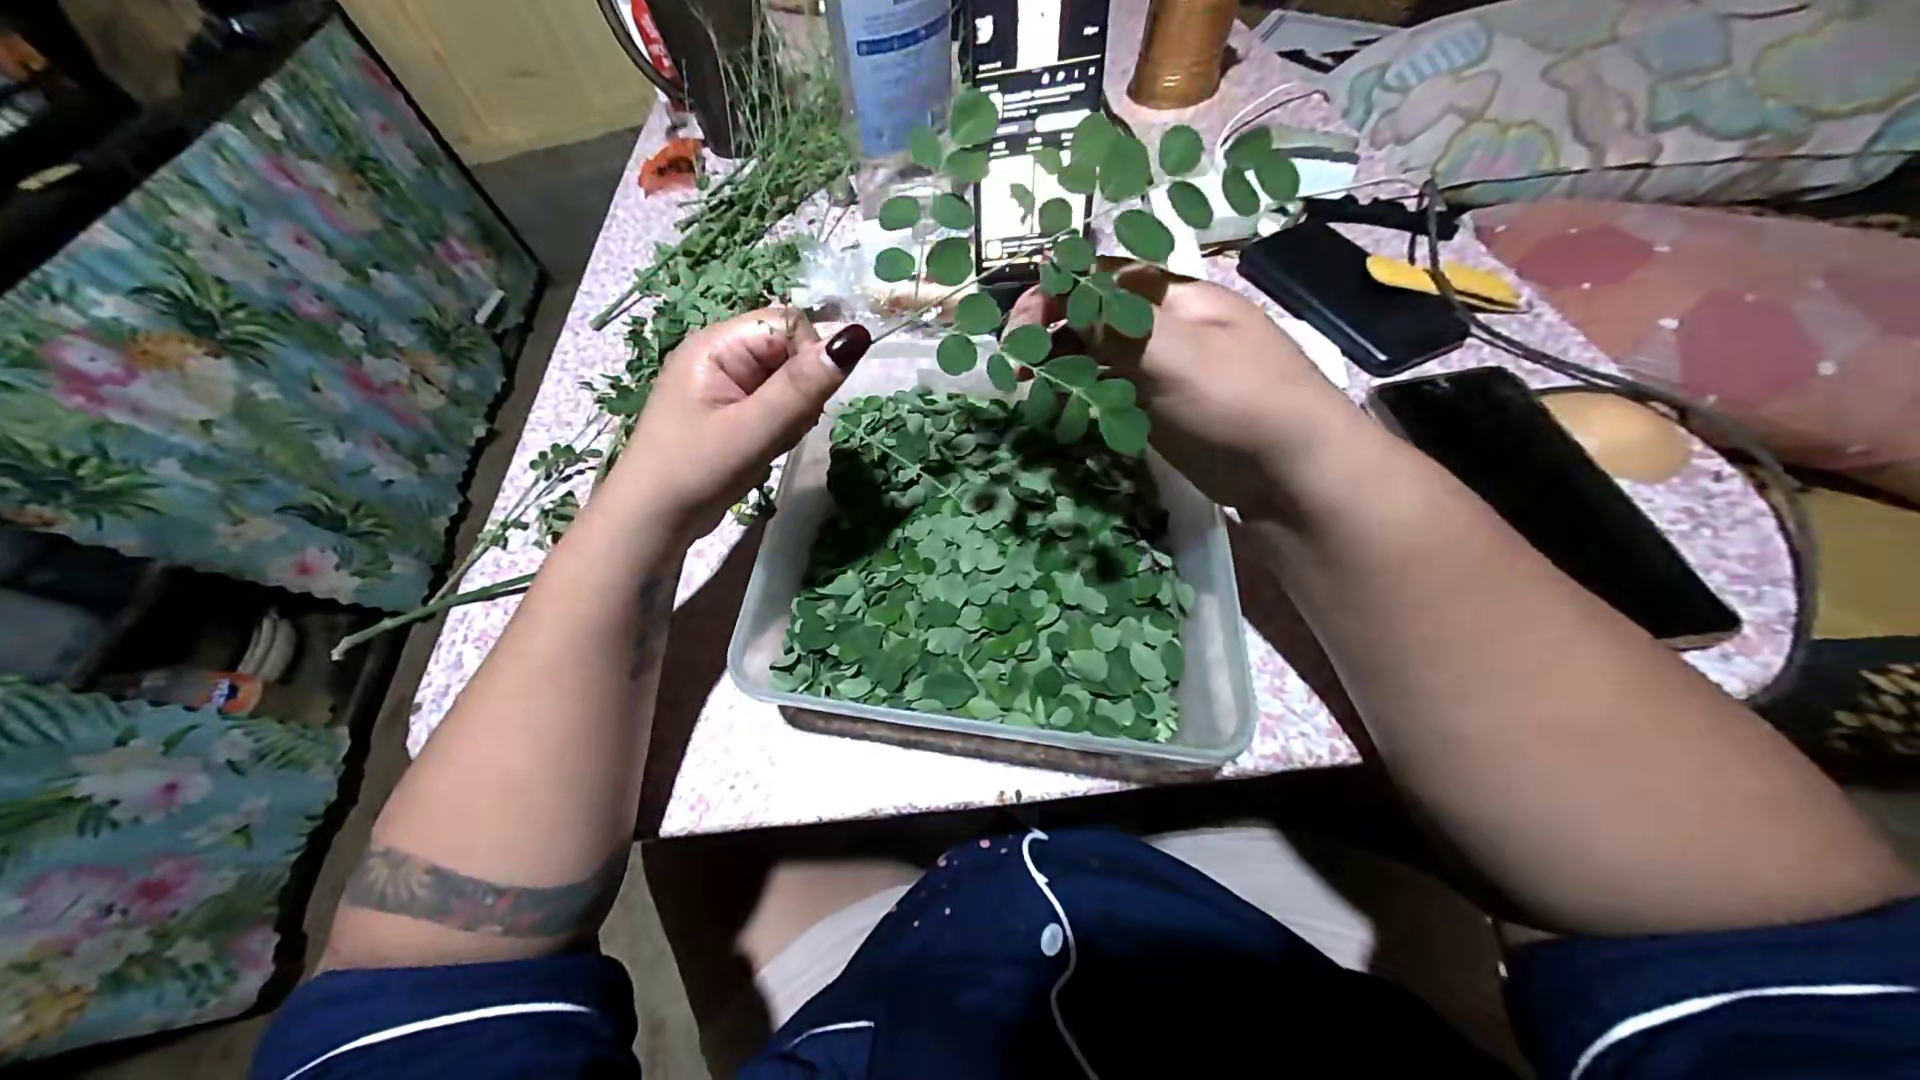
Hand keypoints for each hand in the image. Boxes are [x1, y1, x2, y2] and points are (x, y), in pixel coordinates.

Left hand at [608, 308, 867, 537]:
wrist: (653, 521)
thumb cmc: (696, 471)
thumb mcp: (752, 429)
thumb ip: (802, 386)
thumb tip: (856, 336)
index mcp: (717, 344)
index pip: (788, 323)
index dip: (812, 354)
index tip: (811, 399)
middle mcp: (722, 355)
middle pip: (791, 350)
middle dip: (803, 389)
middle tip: (787, 425)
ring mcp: (728, 384)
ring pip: (790, 380)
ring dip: (796, 411)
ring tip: (772, 440)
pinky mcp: (734, 410)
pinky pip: (779, 403)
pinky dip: (786, 424)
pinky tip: (769, 446)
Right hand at [1005, 268, 1365, 512]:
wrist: (1291, 472)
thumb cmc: (1239, 400)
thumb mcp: (1177, 354)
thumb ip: (1116, 325)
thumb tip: (1065, 295)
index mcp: (1173, 298)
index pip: (1099, 278)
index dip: (1054, 293)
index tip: (1018, 329)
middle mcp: (1163, 328)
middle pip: (1091, 316)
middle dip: (1048, 333)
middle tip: (1015, 368)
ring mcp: (1160, 371)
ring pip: (1095, 356)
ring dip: (1060, 367)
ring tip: (1031, 393)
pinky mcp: (1158, 410)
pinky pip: (1108, 392)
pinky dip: (1080, 395)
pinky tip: (1063, 410)